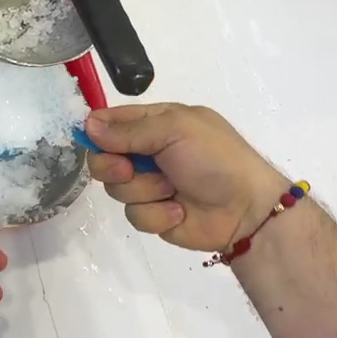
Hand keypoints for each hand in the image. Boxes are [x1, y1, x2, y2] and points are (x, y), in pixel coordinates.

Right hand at [84, 103, 290, 252]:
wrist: (249, 210)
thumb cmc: (215, 158)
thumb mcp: (175, 130)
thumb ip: (129, 130)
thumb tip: (87, 126)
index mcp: (154, 124)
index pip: (109, 122)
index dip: (96, 131)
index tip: (93, 140)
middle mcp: (147, 153)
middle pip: (102, 158)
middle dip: (112, 166)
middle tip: (129, 169)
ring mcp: (150, 185)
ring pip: (116, 189)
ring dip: (144, 190)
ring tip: (173, 190)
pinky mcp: (154, 216)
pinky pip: (134, 215)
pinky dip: (157, 213)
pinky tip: (179, 210)